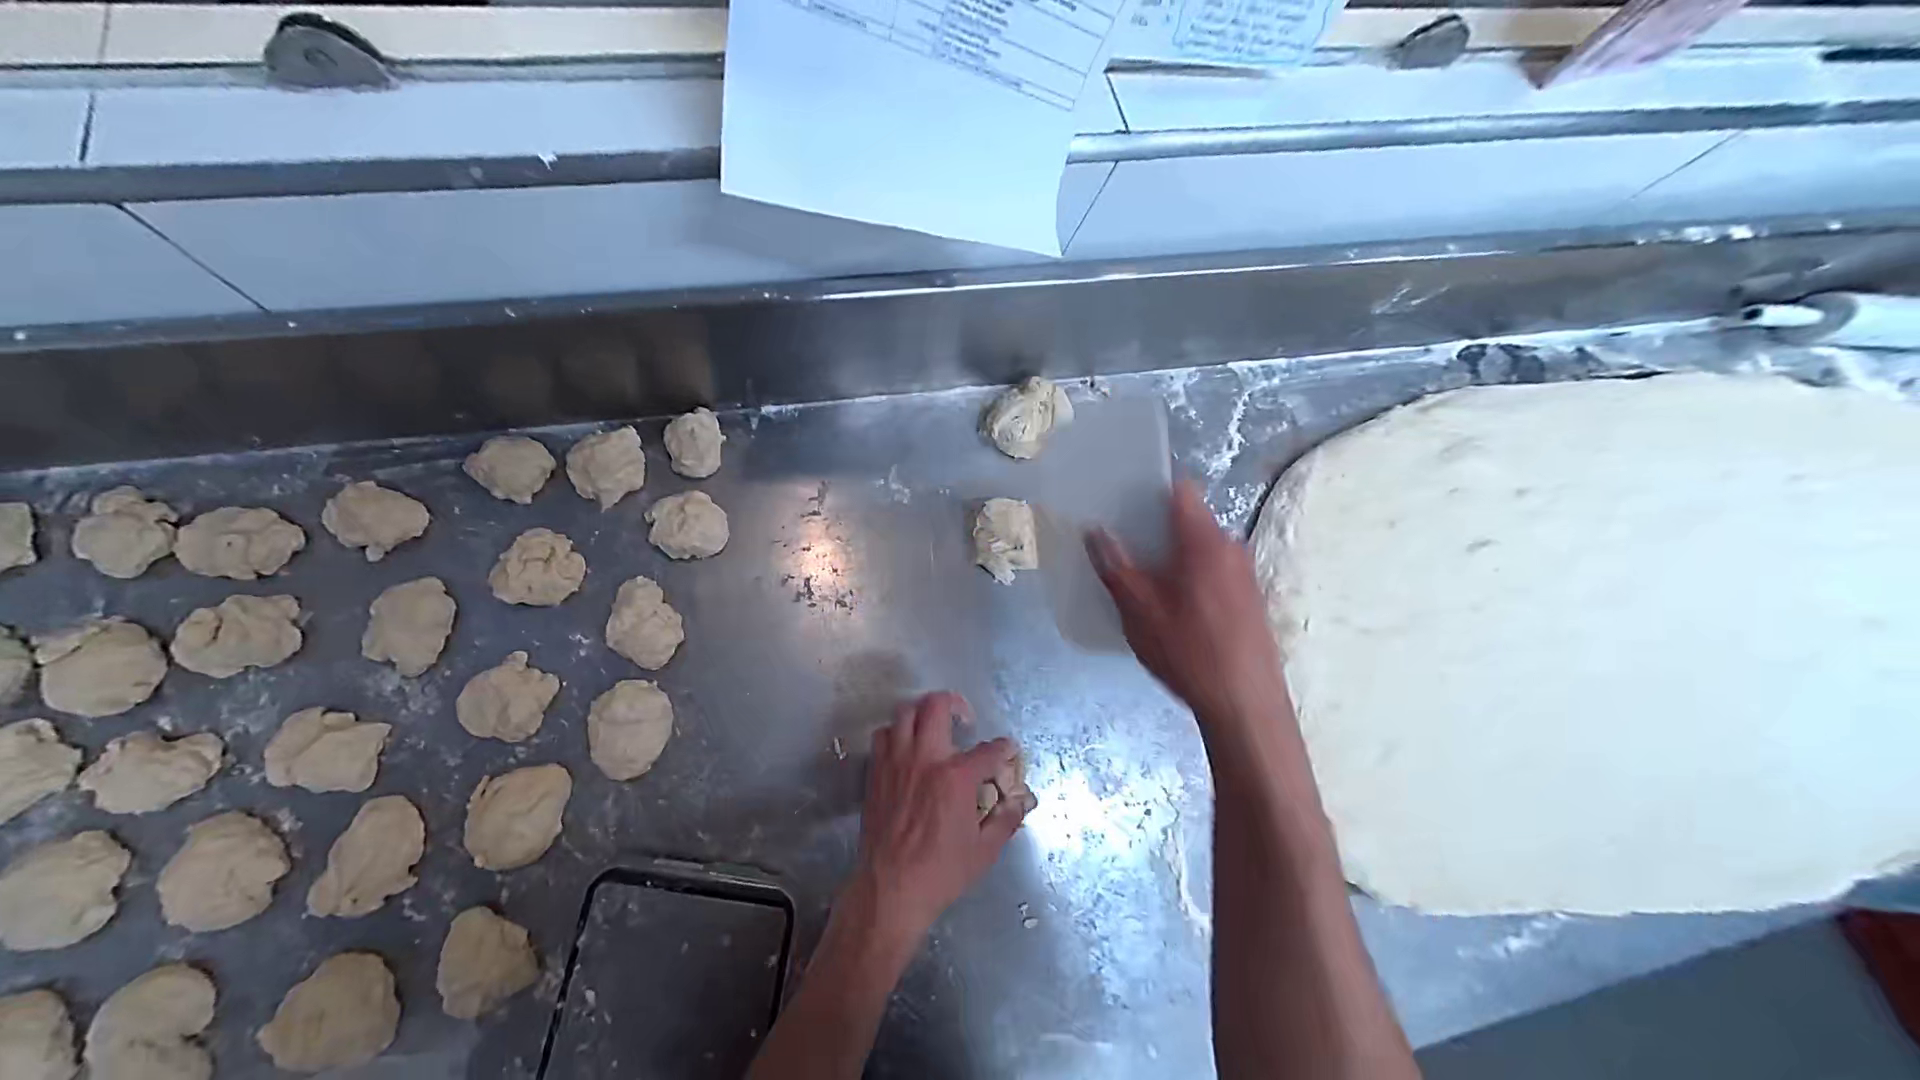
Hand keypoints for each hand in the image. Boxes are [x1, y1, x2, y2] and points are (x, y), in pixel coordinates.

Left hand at [849, 691, 1032, 940]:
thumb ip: (1006, 818)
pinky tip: (907, 748)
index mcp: (956, 777)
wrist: (890, 889)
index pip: (989, 750)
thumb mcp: (984, 850)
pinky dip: (897, 733)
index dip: (1004, 749)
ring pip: (906, 713)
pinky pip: (884, 735)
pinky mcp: (876, 771)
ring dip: (923, 714)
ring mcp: (896, 761)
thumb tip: (1022, 800)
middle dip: (956, 704)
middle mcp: (925, 759)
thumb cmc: (940, 872)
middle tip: (964, 718)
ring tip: (934, 727)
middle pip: (937, 705)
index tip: (1007, 751)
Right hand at [1087, 479, 1290, 734]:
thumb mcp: (1138, 610)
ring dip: (1174, 555)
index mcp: (1203, 540)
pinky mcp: (1250, 598)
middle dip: (1156, 528)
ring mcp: (1245, 573)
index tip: (1124, 503)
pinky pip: (1215, 570)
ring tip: (1143, 579)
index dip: (1151, 489)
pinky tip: (1173, 607)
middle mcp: (1230, 547)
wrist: (1244, 704)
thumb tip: (1095, 531)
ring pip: (1202, 548)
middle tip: (1123, 547)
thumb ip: (1115, 566)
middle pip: (1190, 520)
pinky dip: (1192, 576)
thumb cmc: (1187, 651)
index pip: (1180, 490)